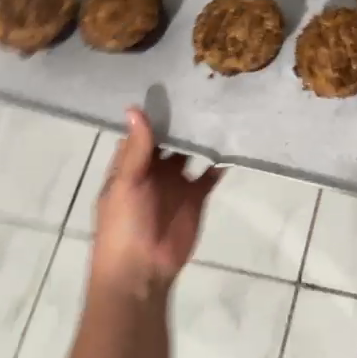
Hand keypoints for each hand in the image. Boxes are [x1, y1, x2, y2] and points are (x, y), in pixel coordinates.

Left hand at [89, 108, 221, 297]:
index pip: (143, 133)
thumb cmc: (123, 225)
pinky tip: (233, 143)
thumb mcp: (126, 183)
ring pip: (191, 153)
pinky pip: (210, 175)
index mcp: (130, 166)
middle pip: (170, 140)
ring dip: (203, 138)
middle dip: (184, 121)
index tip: (175, 85)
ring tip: (223, 111)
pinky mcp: (196, 197)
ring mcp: (176, 184)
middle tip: (207, 91)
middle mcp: (154, 170)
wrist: (141, 272)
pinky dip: (220, 162)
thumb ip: (137, 148)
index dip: (156, 113)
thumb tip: (135, 107)